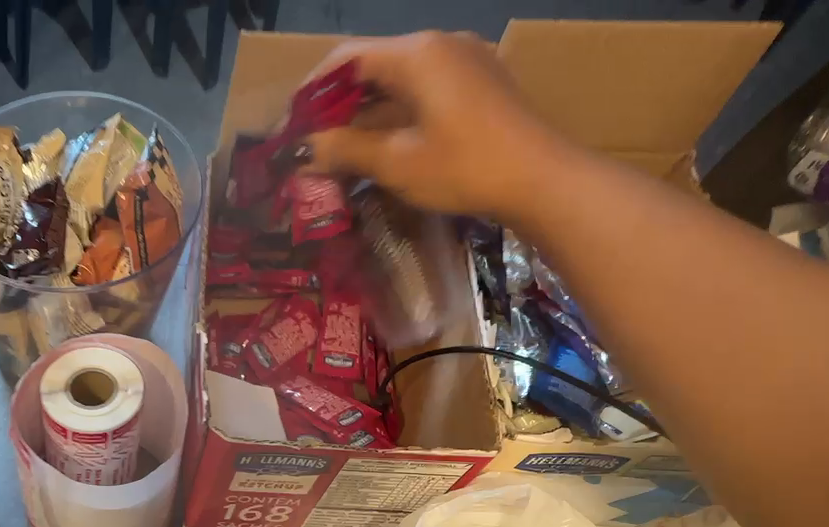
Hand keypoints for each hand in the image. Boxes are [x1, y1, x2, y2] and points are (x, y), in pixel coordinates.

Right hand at [297, 32, 578, 220]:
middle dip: (332, 104)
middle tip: (306, 142)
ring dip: (359, 112)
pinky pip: (418, 89)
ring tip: (333, 149)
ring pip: (394, 79)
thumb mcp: (395, 161)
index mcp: (416, 53)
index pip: (344, 58)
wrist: (541, 179)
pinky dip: (389, 113)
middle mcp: (439, 45)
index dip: (309, 92)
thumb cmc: (463, 166)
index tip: (287, 128)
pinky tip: (374, 145)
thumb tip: (301, 152)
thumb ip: (343, 150)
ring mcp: (462, 61)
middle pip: (370, 66)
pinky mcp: (476, 83)